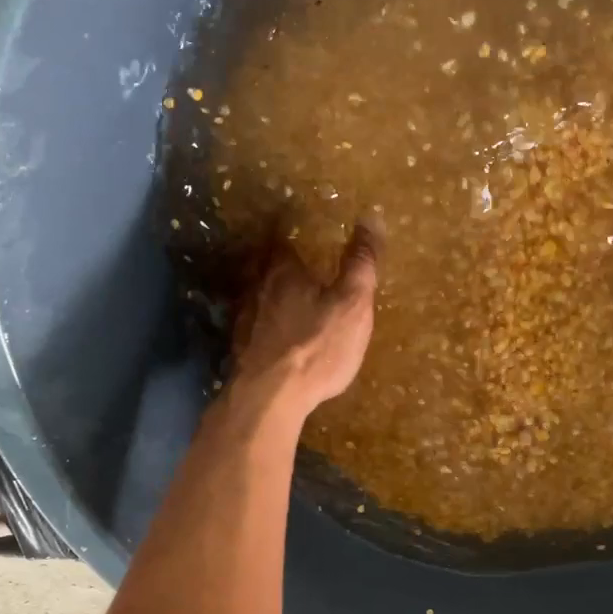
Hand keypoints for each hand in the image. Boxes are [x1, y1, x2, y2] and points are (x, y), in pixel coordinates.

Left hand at [232, 226, 377, 419]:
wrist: (271, 396)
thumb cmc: (317, 346)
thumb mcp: (352, 304)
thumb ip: (361, 264)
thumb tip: (371, 217)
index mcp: (284, 271)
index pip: (282, 237)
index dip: (291, 230)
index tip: (300, 227)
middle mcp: (257, 286)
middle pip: (265, 264)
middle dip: (279, 261)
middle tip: (297, 262)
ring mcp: (244, 318)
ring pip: (256, 294)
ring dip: (269, 292)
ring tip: (287, 297)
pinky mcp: (241, 347)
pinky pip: (254, 324)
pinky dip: (265, 322)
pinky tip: (275, 333)